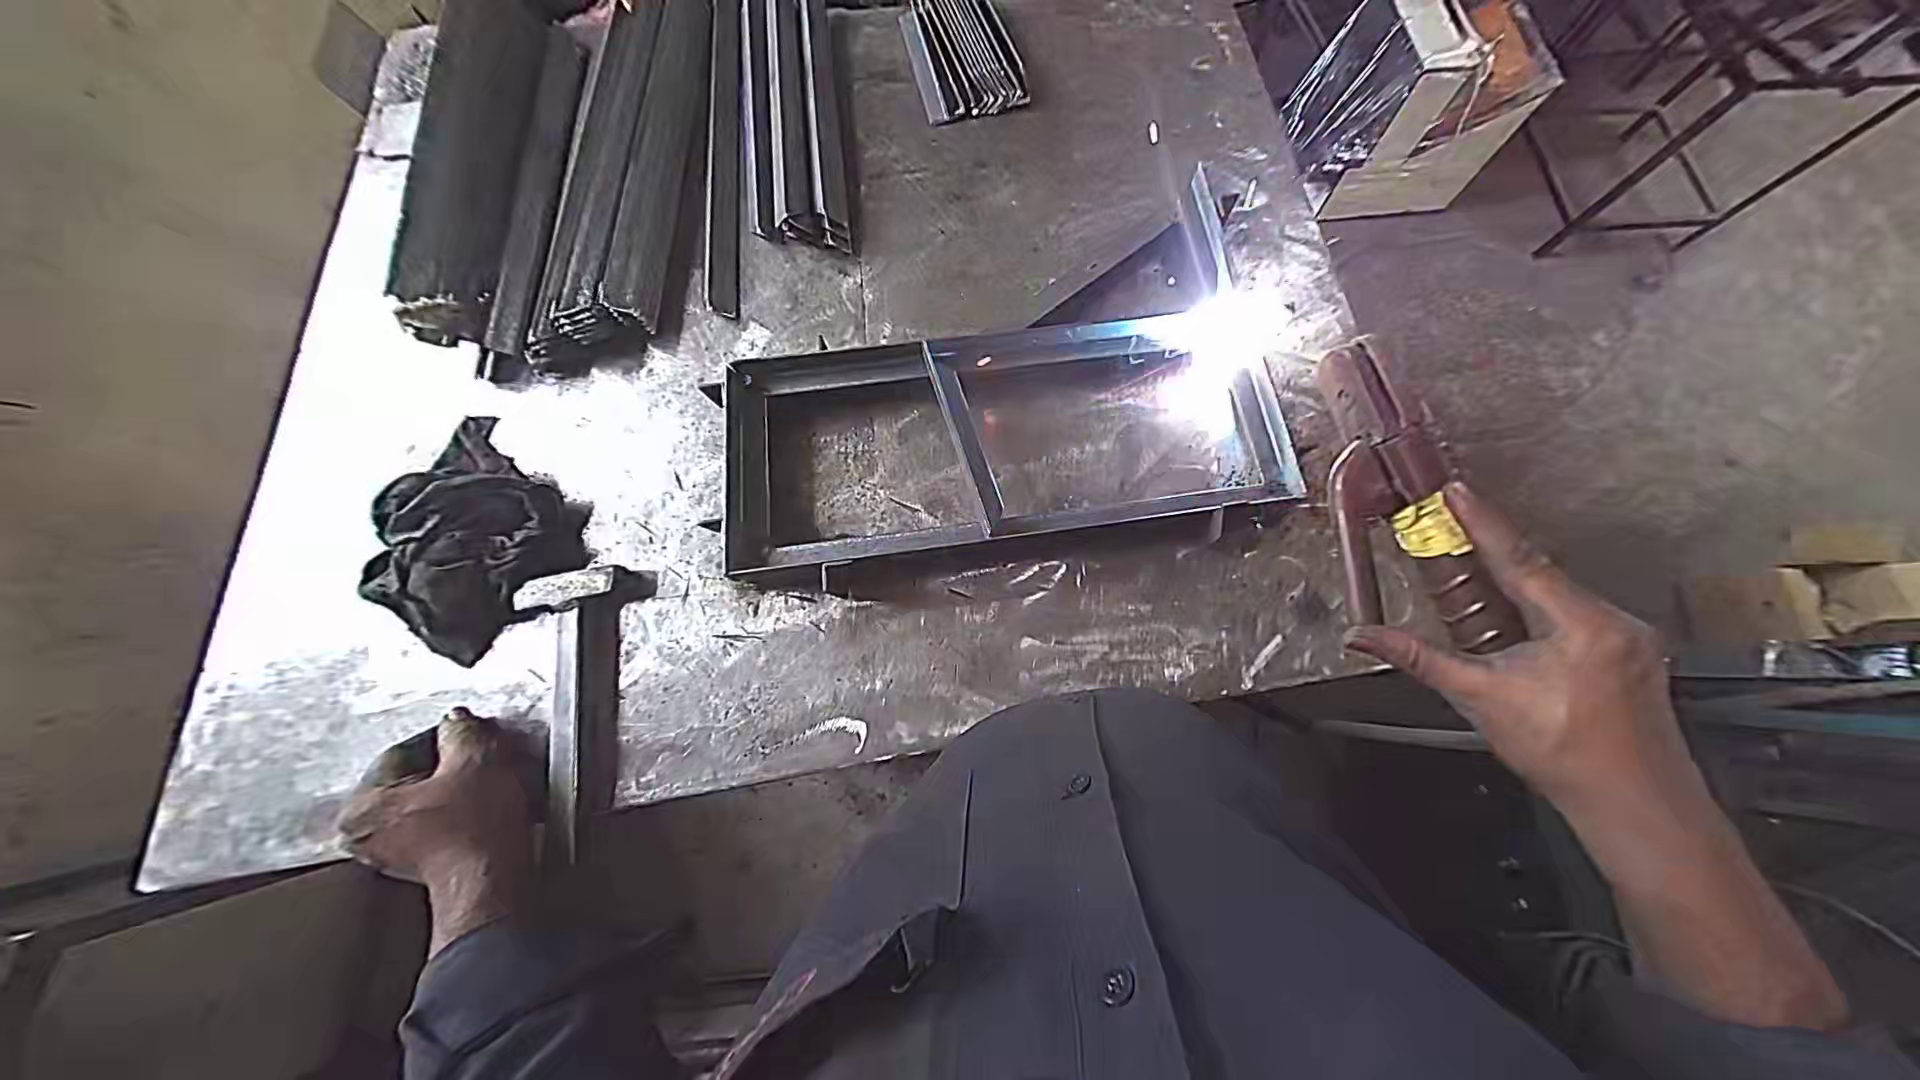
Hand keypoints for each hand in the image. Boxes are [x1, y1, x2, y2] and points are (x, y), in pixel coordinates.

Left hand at [340, 708, 534, 953]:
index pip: (403, 749)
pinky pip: (438, 819)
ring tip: (492, 782)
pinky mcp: (418, 861)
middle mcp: (363, 832)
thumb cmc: (477, 825)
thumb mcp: (477, 760)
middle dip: (453, 763)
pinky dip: (461, 808)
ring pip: (428, 797)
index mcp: (362, 805)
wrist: (494, 877)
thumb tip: (456, 720)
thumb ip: (461, 731)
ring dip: (460, 785)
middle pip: (415, 774)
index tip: (476, 734)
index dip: (447, 736)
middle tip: (486, 757)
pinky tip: (486, 805)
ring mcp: (389, 851)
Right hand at [1342, 483, 1691, 812]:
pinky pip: (1569, 611)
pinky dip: (1530, 602)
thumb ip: (1418, 657)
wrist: (1637, 805)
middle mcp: (1612, 622)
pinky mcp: (1624, 653)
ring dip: (1508, 576)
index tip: (1457, 491)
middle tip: (1449, 521)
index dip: (1483, 522)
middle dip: (1490, 546)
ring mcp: (1624, 637)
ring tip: (1466, 563)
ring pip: (1554, 591)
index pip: (1520, 559)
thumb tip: (1362, 637)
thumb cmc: (1564, 752)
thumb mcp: (1478, 697)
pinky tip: (1505, 609)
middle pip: (1538, 570)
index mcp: (1582, 625)